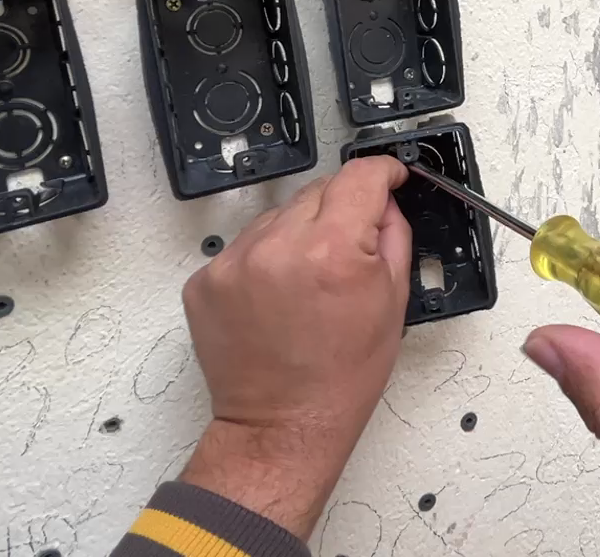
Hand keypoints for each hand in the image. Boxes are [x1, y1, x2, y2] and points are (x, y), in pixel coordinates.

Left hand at [176, 156, 411, 538]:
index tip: (388, 176)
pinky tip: (278, 292)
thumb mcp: (393, 300)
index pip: (360, 176)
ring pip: (282, 213)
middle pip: (320, 189)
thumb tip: (385, 200)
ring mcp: (235, 262)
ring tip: (308, 278)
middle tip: (349, 246)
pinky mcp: (206, 279)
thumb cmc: (341, 376)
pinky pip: (248, 242)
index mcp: (332, 251)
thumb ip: (393, 234)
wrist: (282, 427)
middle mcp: (279, 247)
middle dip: (342, 208)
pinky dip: (268, 255)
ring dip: (301, 230)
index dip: (382, 171)